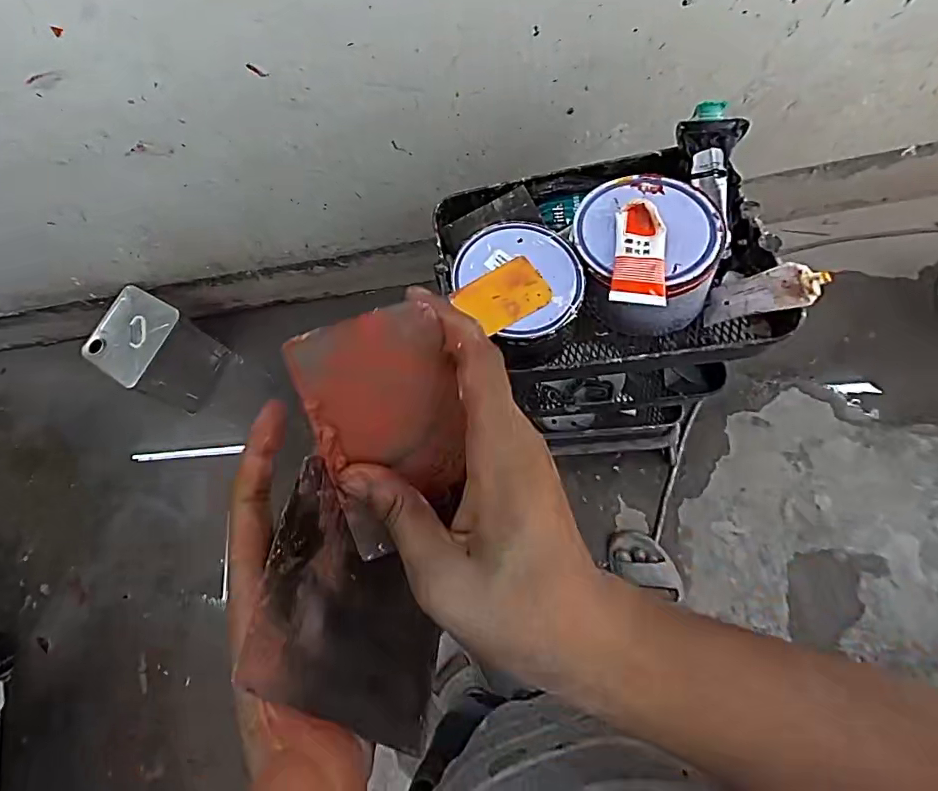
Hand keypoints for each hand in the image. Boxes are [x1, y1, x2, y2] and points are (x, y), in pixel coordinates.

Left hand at [228, 400, 370, 788]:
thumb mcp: (271, 689)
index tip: (273, 417)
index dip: (257, 460)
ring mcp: (308, 592)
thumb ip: (275, 659)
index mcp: (252, 590)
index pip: (248, 511)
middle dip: (302, 463)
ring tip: (367, 454)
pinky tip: (390, 510)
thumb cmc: (287, 733)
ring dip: (335, 491)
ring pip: (320, 527)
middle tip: (336, 425)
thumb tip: (281, 624)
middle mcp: (278, 580)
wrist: (311, 775)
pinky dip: (361, 529)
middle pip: (286, 508)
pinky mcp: (335, 608)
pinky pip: (348, 556)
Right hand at [338, 288, 612, 691]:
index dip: (450, 323)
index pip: (480, 364)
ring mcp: (523, 452)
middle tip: (384, 342)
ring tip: (389, 376)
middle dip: (438, 340)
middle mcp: (516, 438)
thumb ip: (399, 514)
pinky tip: (413, 426)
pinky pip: (483, 417)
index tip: (414, 301)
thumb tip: (354, 472)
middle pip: (481, 367)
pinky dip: (450, 404)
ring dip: (442, 372)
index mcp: (501, 449)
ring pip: (483, 391)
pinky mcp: (521, 469)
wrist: (583, 635)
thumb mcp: (441, 572)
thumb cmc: (517, 607)